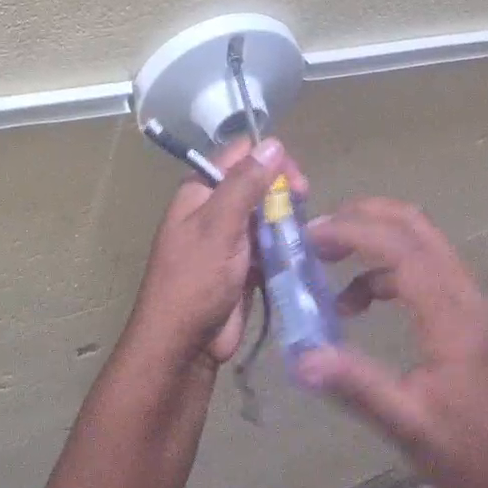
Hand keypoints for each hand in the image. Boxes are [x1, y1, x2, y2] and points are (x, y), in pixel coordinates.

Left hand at [125, 137, 305, 366]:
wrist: (182, 345)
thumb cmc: (195, 279)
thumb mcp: (219, 225)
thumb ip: (245, 184)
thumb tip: (271, 143)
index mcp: (200, 190)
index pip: (240, 155)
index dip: (270, 160)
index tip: (298, 182)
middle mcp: (213, 209)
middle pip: (256, 185)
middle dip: (282, 194)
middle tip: (304, 211)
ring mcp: (228, 239)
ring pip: (266, 217)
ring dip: (286, 224)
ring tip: (305, 239)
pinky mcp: (242, 267)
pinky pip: (269, 248)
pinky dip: (284, 250)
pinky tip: (301, 257)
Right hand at [295, 198, 487, 487]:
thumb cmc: (473, 456)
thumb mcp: (409, 427)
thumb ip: (356, 386)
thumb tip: (301, 356)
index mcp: (455, 318)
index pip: (402, 248)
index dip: (353, 231)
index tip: (310, 236)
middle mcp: (469, 297)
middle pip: (417, 227)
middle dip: (363, 216)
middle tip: (318, 232)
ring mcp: (475, 305)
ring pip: (423, 244)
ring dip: (374, 242)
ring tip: (328, 266)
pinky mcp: (474, 319)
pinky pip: (427, 270)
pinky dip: (387, 270)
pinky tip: (359, 304)